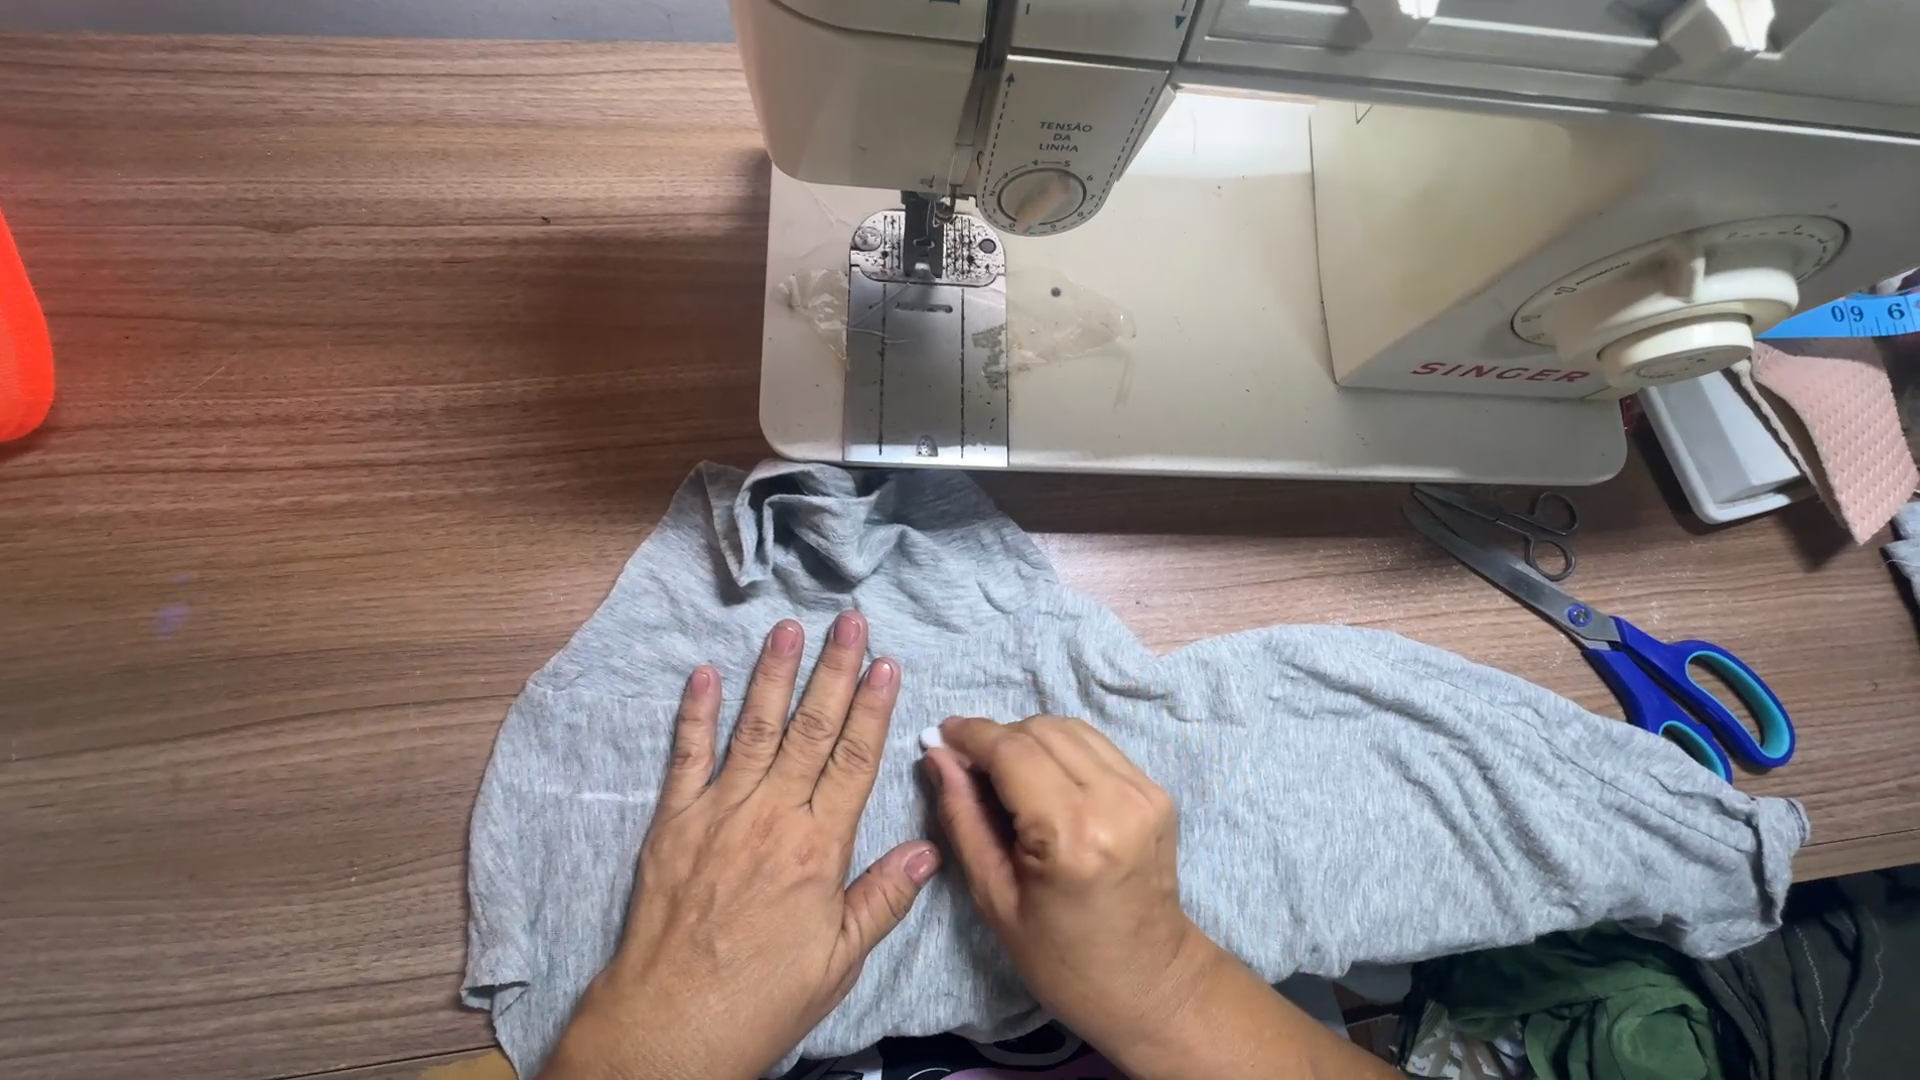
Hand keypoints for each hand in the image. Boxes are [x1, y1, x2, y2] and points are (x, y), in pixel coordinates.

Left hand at [542, 612, 940, 1079]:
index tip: (885, 664)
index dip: (873, 708)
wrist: (666, 1032)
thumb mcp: (838, 960)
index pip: (854, 760)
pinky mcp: (674, 820)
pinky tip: (704, 673)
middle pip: (812, 729)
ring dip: (774, 674)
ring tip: (788, 628)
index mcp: (818, 847)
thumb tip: (928, 848)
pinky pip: (687, 756)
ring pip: (756, 728)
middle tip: (848, 622)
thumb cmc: (762, 998)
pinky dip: (695, 713)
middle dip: (833, 670)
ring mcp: (719, 811)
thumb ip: (883, 898)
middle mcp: (772, 815)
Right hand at [922, 715, 1214, 1060]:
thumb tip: (938, 755)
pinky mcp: (1156, 791)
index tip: (941, 735)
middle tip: (969, 764)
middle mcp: (1115, 801)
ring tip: (1005, 772)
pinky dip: (1060, 749)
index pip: (1012, 751)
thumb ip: (962, 815)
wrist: (1150, 983)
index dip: (971, 735)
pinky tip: (1044, 779)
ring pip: (1069, 728)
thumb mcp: (993, 896)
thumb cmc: (1061, 957)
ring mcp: (1144, 791)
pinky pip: (1095, 745)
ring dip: (1028, 738)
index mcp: (1072, 836)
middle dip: (997, 737)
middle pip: (1040, 730)